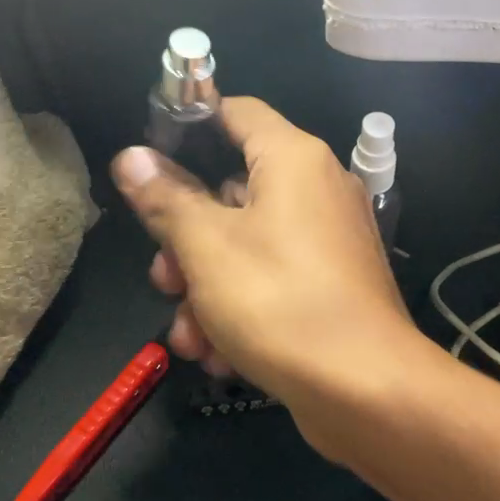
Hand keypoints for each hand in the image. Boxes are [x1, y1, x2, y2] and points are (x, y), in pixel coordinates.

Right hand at [111, 97, 417, 418]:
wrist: (366, 388)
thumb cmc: (281, 302)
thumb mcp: (208, 247)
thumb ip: (167, 199)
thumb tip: (133, 156)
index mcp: (296, 159)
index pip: (237, 112)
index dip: (188, 127)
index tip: (147, 162)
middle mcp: (318, 189)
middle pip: (233, 191)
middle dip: (187, 241)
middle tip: (164, 281)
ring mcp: (329, 239)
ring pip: (246, 246)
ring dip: (207, 290)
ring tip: (191, 337)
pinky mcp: (332, 284)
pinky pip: (274, 280)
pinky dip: (242, 310)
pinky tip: (221, 355)